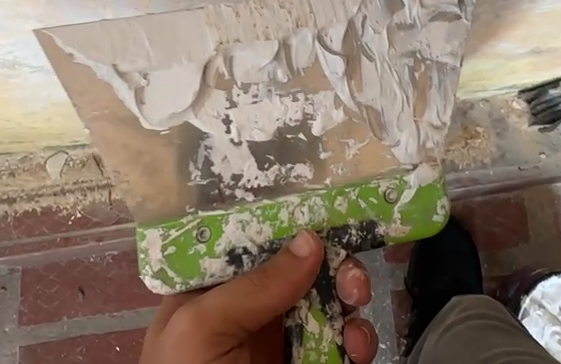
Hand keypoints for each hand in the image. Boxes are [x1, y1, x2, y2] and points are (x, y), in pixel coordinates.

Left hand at [141, 230, 377, 363]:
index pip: (254, 242)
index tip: (328, 213)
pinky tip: (359, 347)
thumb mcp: (201, 328)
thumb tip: (312, 238)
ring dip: (350, 301)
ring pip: (326, 306)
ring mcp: (278, 346)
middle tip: (353, 278)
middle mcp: (249, 312)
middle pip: (300, 270)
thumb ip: (253, 285)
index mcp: (213, 289)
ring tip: (359, 308)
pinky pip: (338, 347)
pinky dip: (356, 342)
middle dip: (332, 265)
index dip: (290, 226)